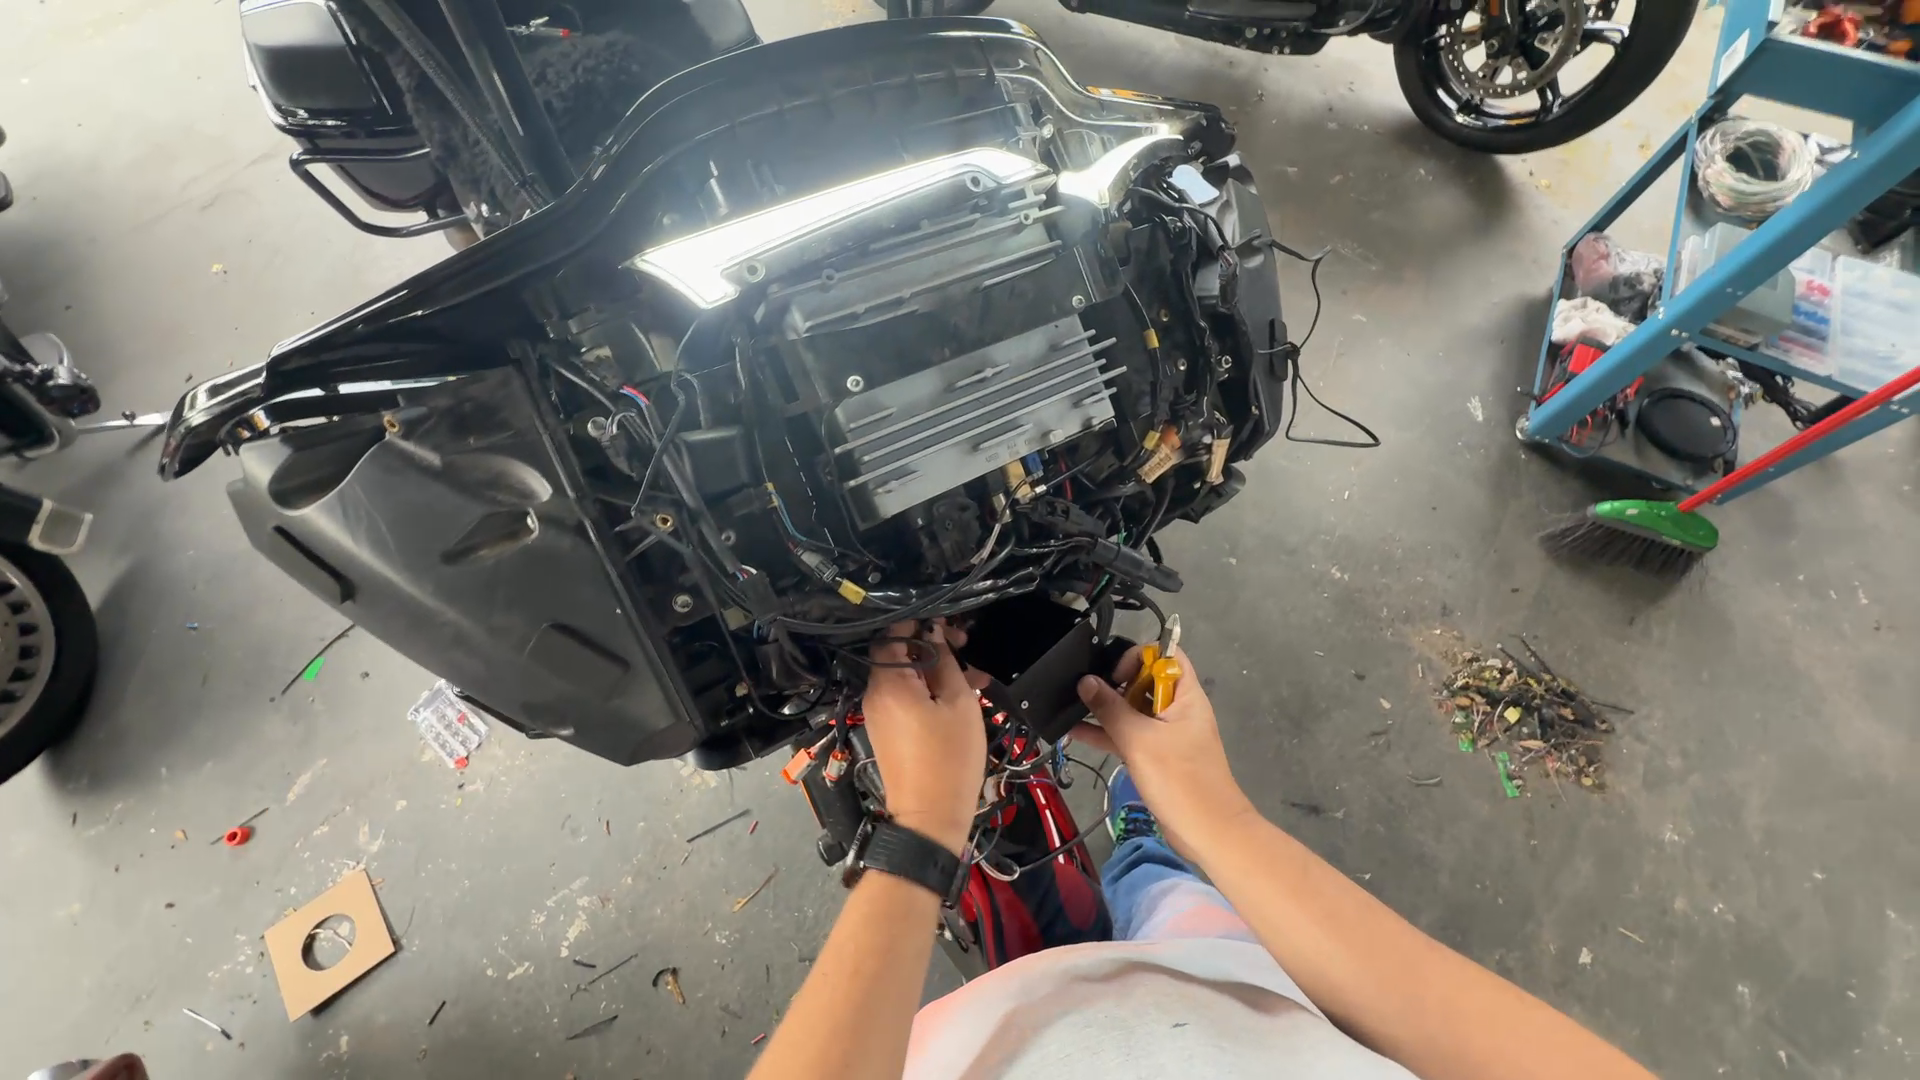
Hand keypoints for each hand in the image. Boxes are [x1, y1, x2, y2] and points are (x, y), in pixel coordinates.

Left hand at [862, 621, 987, 855]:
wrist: (929, 818)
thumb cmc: (949, 758)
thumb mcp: (958, 703)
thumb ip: (945, 663)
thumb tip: (935, 634)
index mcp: (888, 683)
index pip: (893, 635)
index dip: (920, 623)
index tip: (948, 623)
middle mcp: (875, 694)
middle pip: (898, 655)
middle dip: (931, 645)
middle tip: (964, 646)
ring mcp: (879, 713)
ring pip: (905, 677)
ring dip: (934, 670)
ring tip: (973, 676)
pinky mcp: (887, 730)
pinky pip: (904, 698)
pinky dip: (927, 691)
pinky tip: (959, 696)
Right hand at [1073, 646, 1255, 855]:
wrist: (1208, 833)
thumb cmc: (1180, 780)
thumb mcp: (1140, 740)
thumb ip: (1110, 708)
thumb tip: (1085, 681)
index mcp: (1186, 696)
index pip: (1165, 655)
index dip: (1138, 657)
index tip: (1115, 675)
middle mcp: (1176, 708)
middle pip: (1143, 681)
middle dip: (1113, 682)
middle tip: (1084, 690)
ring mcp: (1165, 733)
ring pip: (1132, 709)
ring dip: (1105, 708)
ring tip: (1070, 705)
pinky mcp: (1155, 755)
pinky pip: (1127, 735)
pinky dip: (1105, 733)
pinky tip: (1074, 731)